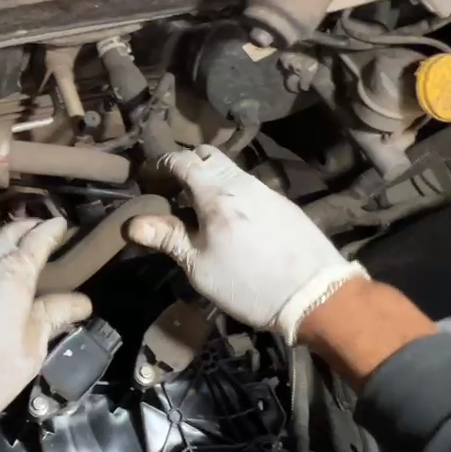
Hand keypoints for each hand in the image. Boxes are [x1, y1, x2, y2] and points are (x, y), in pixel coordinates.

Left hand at [0, 219, 91, 447]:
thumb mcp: (32, 348)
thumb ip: (54, 316)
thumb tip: (82, 301)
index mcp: (14, 277)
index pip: (37, 241)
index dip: (51, 230)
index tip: (61, 223)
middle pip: (9, 233)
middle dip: (27, 226)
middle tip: (40, 226)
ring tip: (9, 239)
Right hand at [127, 145, 366, 344]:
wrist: (318, 296)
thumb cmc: (250, 285)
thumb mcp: (200, 267)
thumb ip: (168, 238)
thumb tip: (132, 224)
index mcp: (216, 194)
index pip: (182, 160)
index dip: (160, 164)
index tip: (147, 177)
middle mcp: (241, 182)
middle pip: (207, 155)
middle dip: (186, 164)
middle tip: (171, 188)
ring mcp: (266, 190)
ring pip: (230, 169)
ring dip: (209, 178)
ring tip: (198, 207)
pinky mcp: (283, 203)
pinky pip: (248, 184)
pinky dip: (230, 190)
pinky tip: (230, 219)